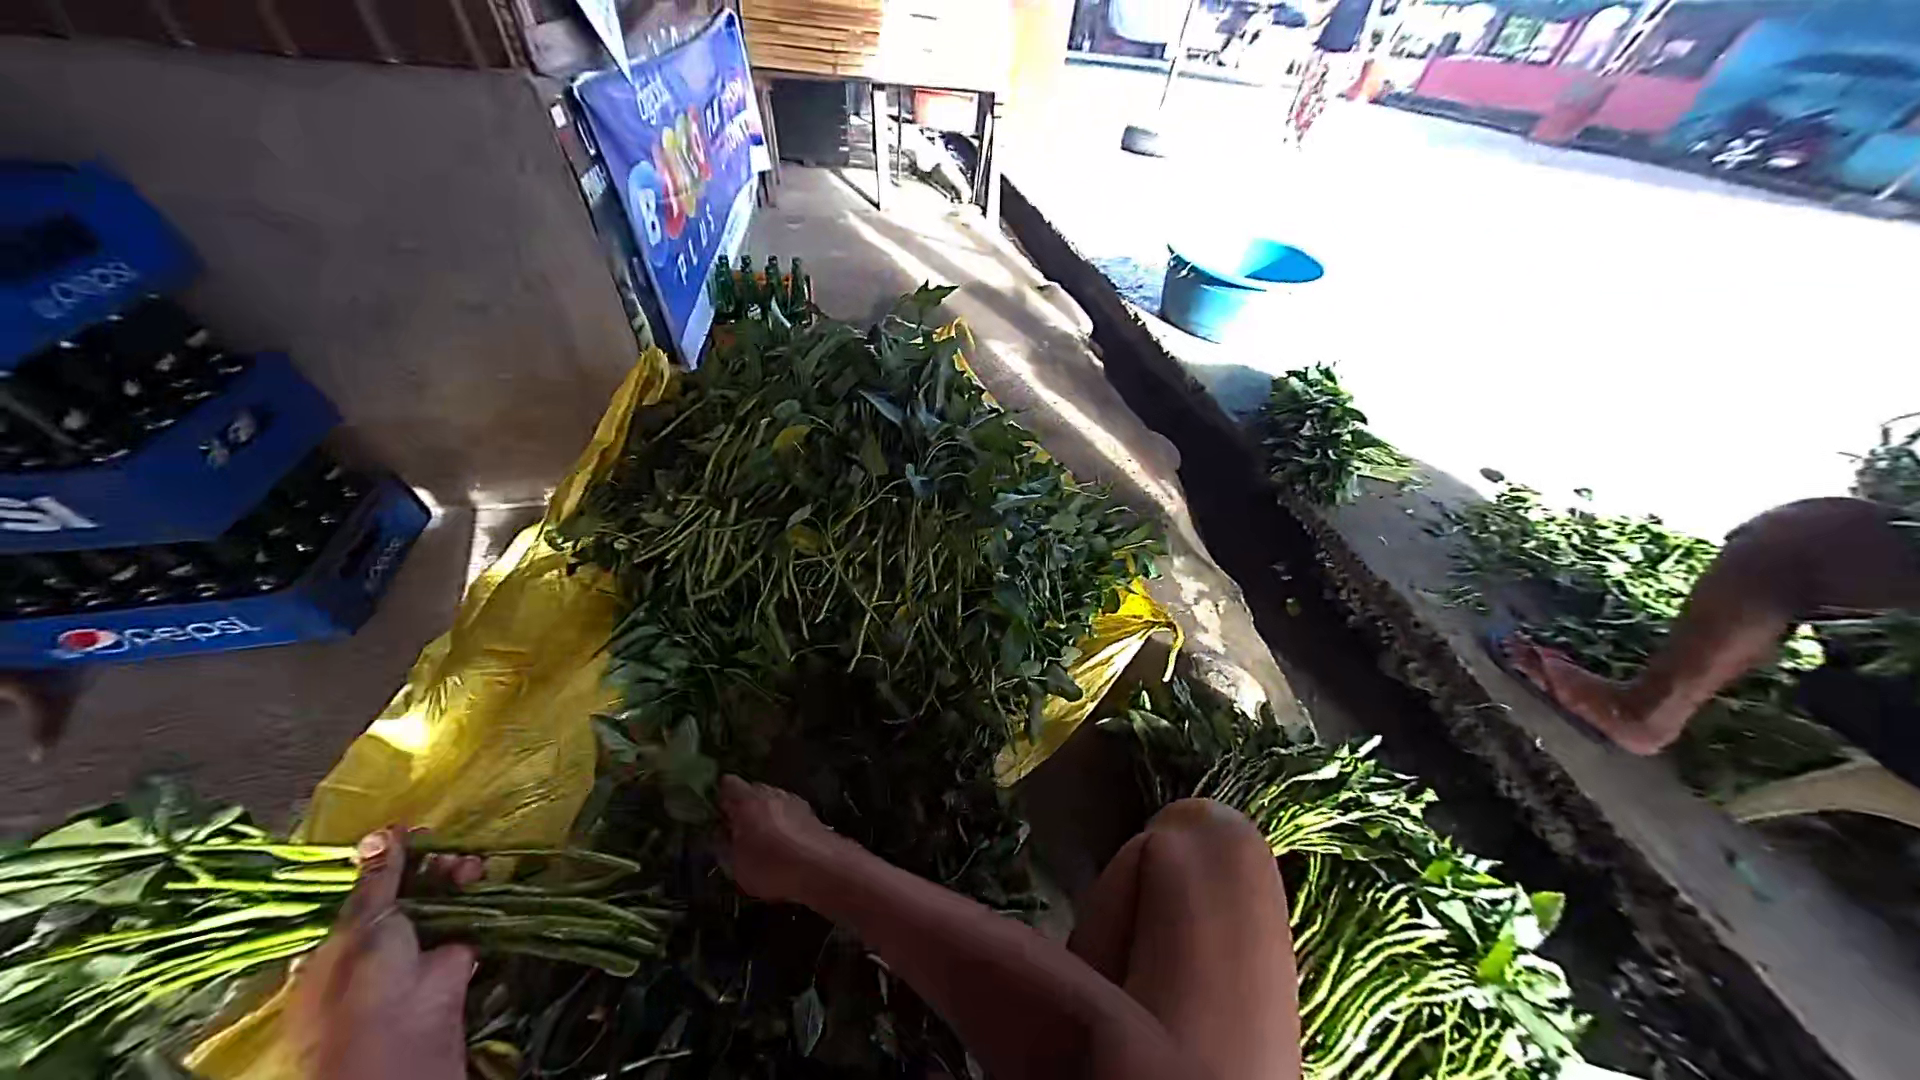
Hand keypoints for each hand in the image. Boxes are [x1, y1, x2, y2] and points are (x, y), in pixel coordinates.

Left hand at [288, 828, 484, 1079]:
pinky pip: (466, 913)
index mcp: (337, 945)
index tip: (403, 836)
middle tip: (437, 843)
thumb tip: (380, 832)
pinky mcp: (455, 951)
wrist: (406, 1033)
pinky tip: (478, 875)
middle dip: (423, 865)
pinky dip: (473, 891)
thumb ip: (378, 878)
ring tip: (463, 864)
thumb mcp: (364, 923)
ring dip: (450, 874)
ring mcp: (417, 949)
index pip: (361, 894)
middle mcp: (375, 945)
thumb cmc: (365, 982)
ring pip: (438, 898)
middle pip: (404, 891)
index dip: (383, 864)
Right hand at [718, 775, 850, 903]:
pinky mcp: (810, 815)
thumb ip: (724, 846)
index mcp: (749, 801)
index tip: (714, 813)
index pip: (728, 785)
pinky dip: (782, 826)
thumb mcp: (736, 865)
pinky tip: (782, 848)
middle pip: (752, 793)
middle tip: (734, 832)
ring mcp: (794, 802)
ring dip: (764, 817)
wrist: (823, 869)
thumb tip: (719, 835)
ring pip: (772, 803)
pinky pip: (788, 815)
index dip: (719, 797)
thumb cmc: (773, 867)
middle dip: (743, 809)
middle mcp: (772, 794)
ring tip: (759, 844)